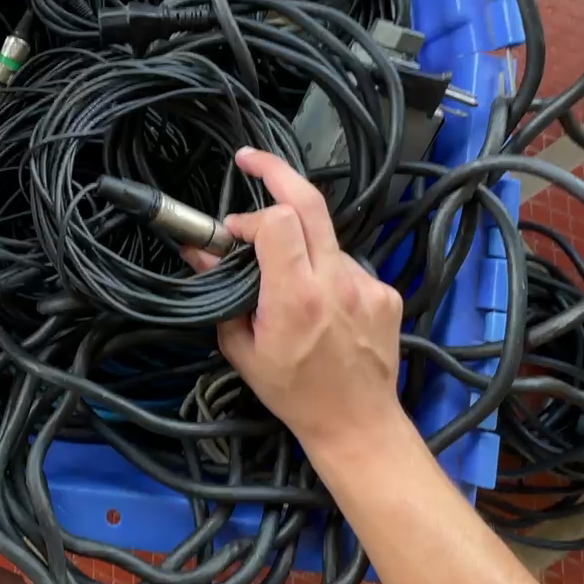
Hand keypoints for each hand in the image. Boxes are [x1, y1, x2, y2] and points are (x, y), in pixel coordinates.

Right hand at [201, 148, 406, 447]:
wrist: (358, 425)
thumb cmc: (292, 391)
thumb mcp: (241, 347)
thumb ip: (220, 294)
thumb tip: (198, 252)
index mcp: (297, 297)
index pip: (276, 221)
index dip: (248, 218)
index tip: (232, 235)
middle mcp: (336, 282)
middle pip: (309, 202)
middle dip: (275, 170)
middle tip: (248, 158)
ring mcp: (367, 283)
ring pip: (324, 236)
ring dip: (298, 242)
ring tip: (286, 280)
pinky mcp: (385, 291)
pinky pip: (343, 261)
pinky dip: (322, 267)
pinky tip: (317, 301)